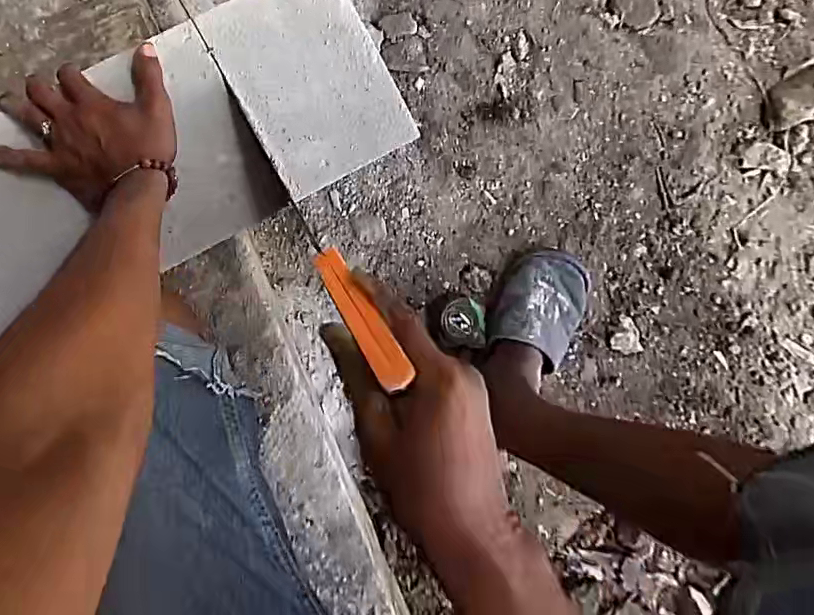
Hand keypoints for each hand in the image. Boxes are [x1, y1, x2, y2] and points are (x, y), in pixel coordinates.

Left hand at [0, 44, 175, 210]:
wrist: (136, 186)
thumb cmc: (148, 146)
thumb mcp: (156, 107)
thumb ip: (149, 76)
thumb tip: (144, 48)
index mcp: (91, 103)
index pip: (70, 77)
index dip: (67, 71)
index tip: (68, 71)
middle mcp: (70, 118)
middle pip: (43, 94)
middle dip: (36, 84)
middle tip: (33, 81)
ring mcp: (59, 143)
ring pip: (30, 119)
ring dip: (16, 107)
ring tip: (4, 100)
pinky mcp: (56, 166)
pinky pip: (26, 160)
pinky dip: (8, 156)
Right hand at [320, 274, 522, 573]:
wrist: (476, 535)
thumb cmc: (424, 491)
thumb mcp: (379, 434)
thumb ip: (358, 377)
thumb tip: (336, 336)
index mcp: (440, 377)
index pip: (401, 321)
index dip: (374, 295)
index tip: (352, 278)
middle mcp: (462, 373)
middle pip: (411, 339)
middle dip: (378, 335)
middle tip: (350, 335)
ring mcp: (473, 387)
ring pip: (422, 358)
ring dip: (395, 361)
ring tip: (373, 388)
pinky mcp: (476, 401)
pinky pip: (436, 374)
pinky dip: (412, 376)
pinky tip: (398, 401)